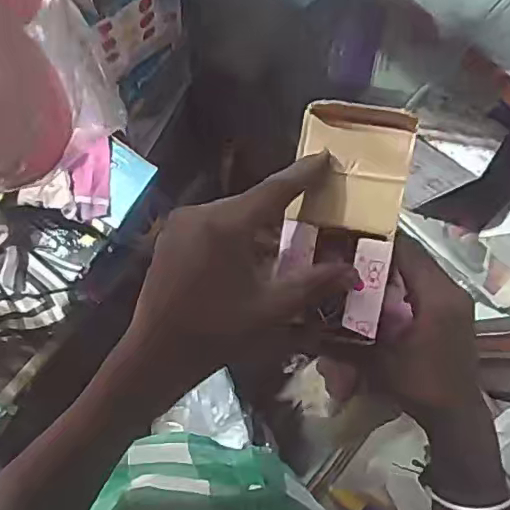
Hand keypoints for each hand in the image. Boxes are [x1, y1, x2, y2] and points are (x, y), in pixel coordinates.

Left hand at [116, 154, 355, 407]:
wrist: (157, 351)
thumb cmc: (216, 332)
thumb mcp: (271, 309)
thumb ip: (313, 284)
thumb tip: (352, 273)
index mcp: (227, 224)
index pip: (275, 189)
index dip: (303, 174)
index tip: (324, 158)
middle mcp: (201, 213)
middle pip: (251, 203)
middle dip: (280, 210)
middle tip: (309, 212)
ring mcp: (180, 224)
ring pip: (230, 215)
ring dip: (255, 227)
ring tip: (279, 244)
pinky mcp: (169, 238)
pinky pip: (210, 226)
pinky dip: (232, 235)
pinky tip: (244, 258)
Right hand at [354, 235, 487, 432]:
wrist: (457, 416)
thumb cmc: (421, 386)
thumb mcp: (378, 362)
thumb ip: (344, 341)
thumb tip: (306, 329)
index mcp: (437, 295)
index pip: (406, 249)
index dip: (376, 239)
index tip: (347, 236)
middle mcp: (451, 291)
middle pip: (413, 257)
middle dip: (381, 254)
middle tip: (348, 255)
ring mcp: (455, 302)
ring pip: (420, 271)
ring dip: (393, 270)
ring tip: (361, 272)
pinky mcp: (454, 314)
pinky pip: (426, 287)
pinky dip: (403, 286)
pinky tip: (380, 298)